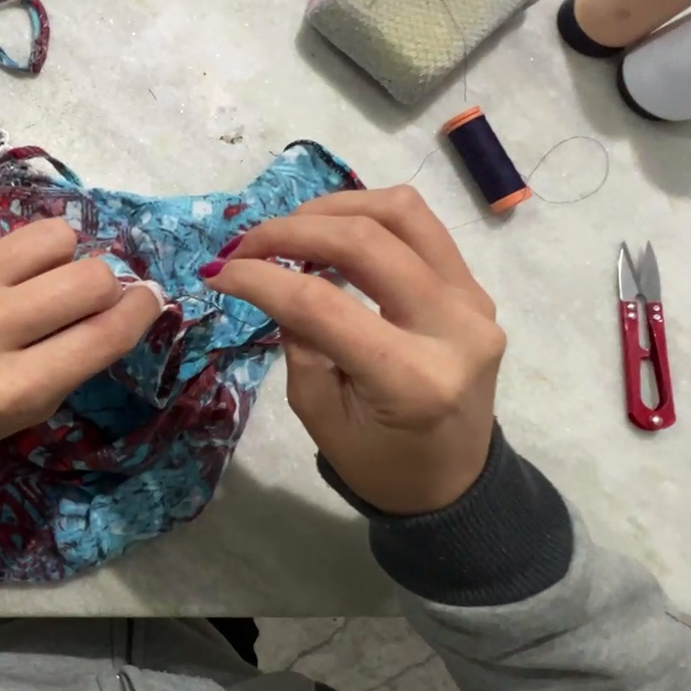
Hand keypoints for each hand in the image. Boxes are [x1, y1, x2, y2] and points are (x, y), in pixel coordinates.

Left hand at [0, 218, 165, 453]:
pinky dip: (5, 263)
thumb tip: (127, 302)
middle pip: (88, 276)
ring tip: (33, 283)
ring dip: (59, 260)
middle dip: (102, 286)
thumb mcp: (22, 412)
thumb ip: (74, 360)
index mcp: (11, 388)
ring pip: (54, 237)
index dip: (140, 311)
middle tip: (85, 298)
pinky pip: (2, 239)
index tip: (149, 298)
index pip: (103, 334)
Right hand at [203, 187, 504, 514]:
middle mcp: (455, 328)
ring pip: (401, 212)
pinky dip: (363, 217)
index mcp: (411, 378)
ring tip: (287, 230)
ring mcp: (473, 300)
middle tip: (243, 246)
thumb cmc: (378, 461)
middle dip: (290, 231)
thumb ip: (299, 346)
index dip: (260, 279)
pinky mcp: (473, 287)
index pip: (323, 304)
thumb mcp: (319, 415)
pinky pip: (419, 226)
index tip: (217, 273)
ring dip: (331, 208)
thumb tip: (274, 283)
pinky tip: (327, 234)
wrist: (453, 481)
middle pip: (366, 241)